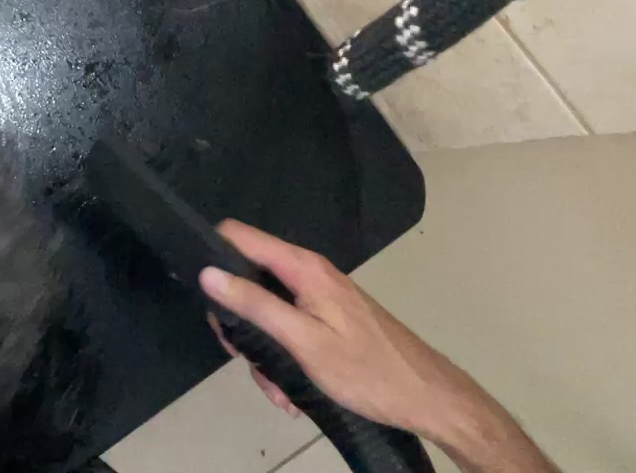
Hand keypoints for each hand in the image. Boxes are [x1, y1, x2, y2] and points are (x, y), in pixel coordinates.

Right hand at [199, 220, 555, 472]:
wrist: (431, 400)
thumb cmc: (367, 370)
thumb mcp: (302, 341)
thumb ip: (254, 304)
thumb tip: (207, 273)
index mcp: (300, 266)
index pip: (237, 235)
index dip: (212, 253)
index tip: (203, 293)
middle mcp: (306, 270)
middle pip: (247, 276)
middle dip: (238, 318)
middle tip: (241, 355)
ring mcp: (317, 293)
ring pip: (266, 308)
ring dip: (262, 348)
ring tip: (277, 388)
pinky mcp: (326, 316)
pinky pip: (288, 324)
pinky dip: (282, 354)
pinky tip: (291, 390)